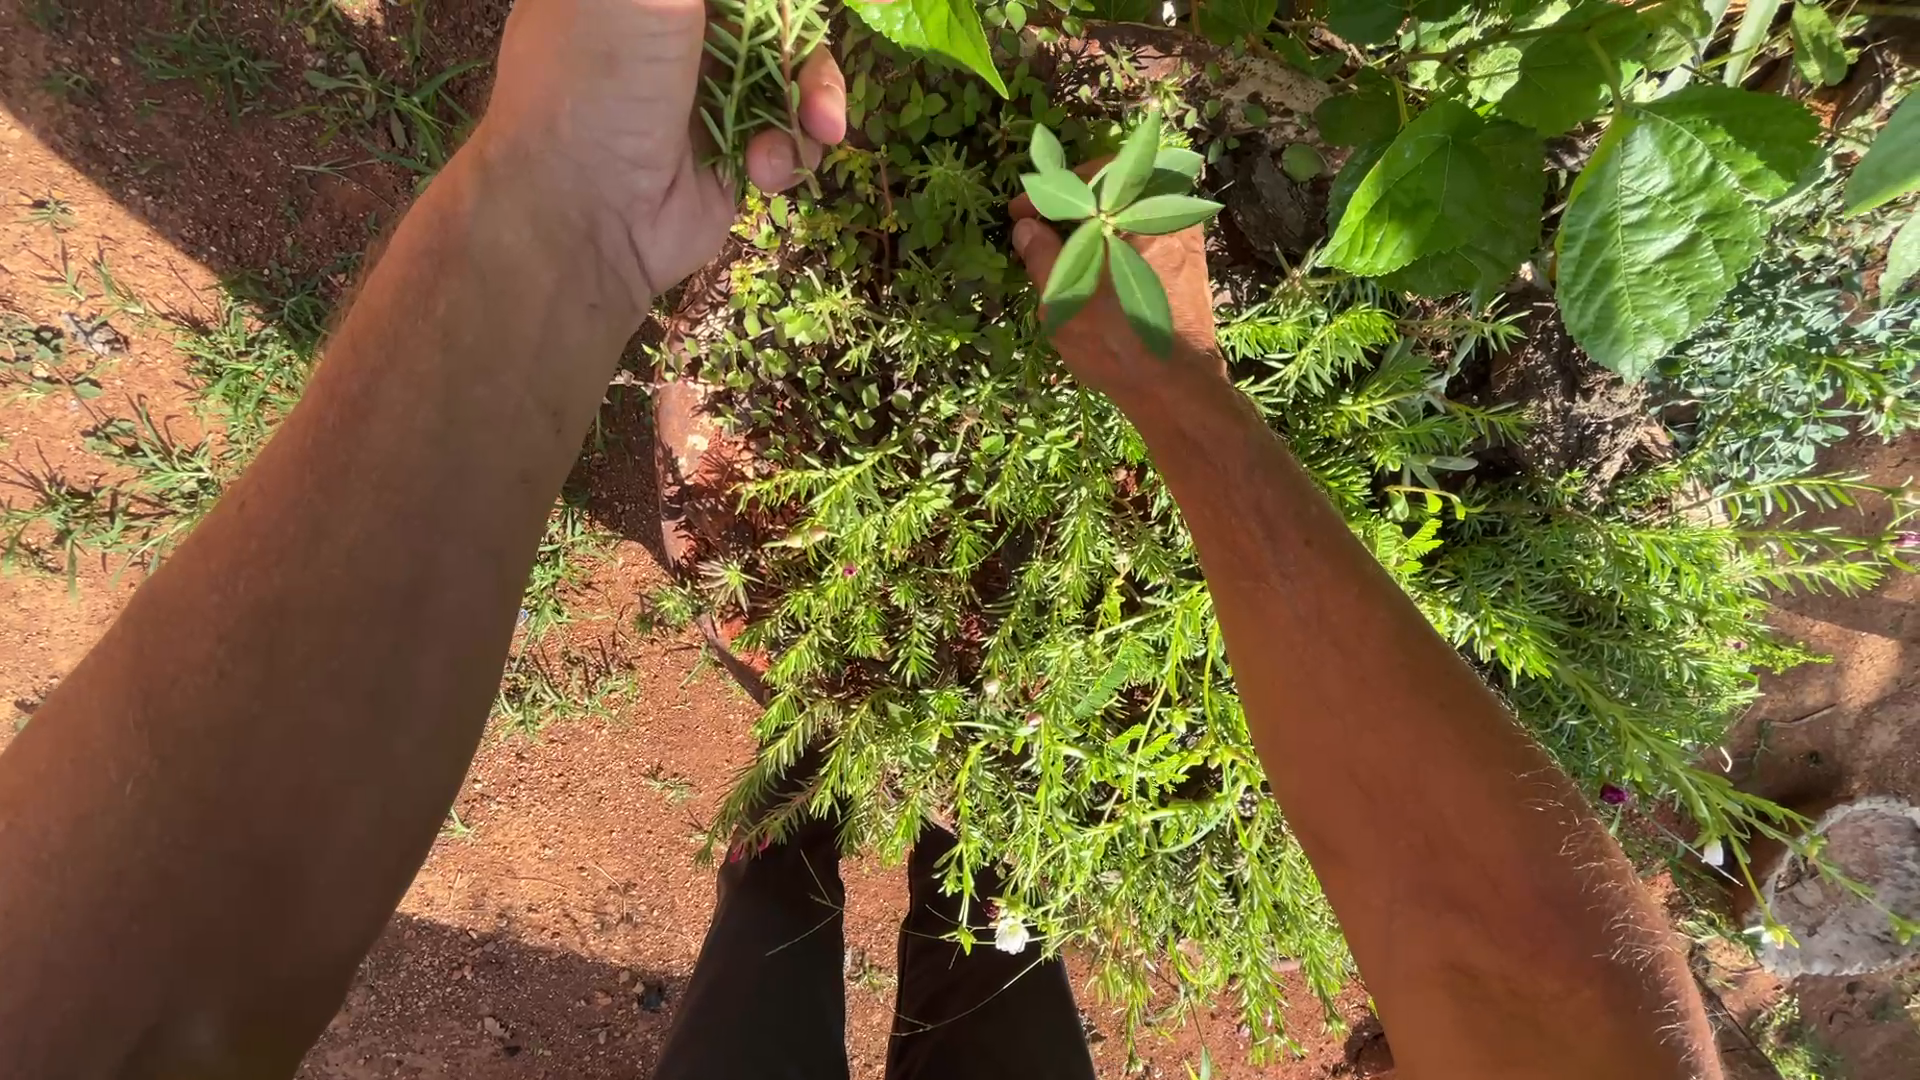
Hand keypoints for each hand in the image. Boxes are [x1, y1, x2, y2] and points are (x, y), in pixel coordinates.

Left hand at [476, 0, 852, 305]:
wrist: (590, 213)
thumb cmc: (600, 83)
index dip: (772, 3)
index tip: (788, 14)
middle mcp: (681, 38)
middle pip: (773, 26)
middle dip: (805, 49)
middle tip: (820, 82)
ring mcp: (711, 102)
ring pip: (791, 83)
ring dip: (810, 104)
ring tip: (818, 130)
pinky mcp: (734, 159)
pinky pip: (787, 142)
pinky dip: (791, 153)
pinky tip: (766, 171)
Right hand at [1009, 167, 1225, 405]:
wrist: (1173, 386)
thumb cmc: (1115, 341)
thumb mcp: (1065, 297)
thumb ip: (1042, 254)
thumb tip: (1027, 227)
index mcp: (1138, 209)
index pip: (1083, 178)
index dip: (1044, 194)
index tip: (1017, 212)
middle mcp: (1167, 212)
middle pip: (1110, 189)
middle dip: (1069, 205)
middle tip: (1038, 229)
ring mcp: (1182, 237)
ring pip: (1128, 212)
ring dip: (1093, 224)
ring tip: (1063, 250)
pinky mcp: (1187, 263)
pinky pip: (1145, 236)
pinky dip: (1116, 242)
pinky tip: (1095, 268)